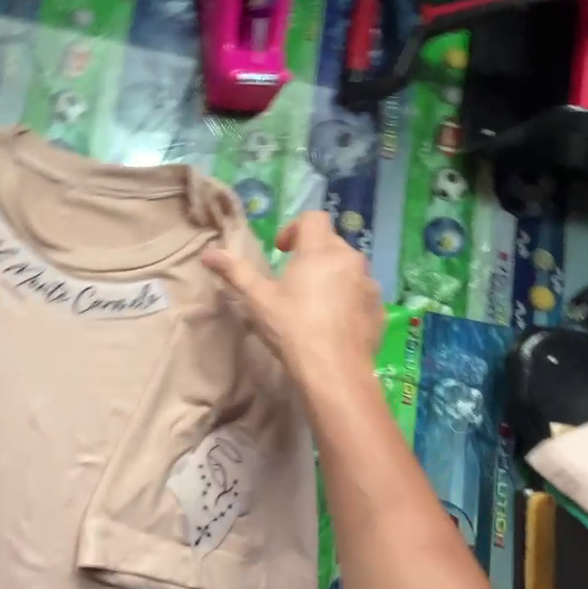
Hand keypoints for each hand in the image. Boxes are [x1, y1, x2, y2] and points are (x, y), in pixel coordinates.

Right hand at [201, 211, 386, 385]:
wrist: (335, 371)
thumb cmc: (292, 328)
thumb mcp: (258, 299)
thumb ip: (235, 271)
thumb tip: (208, 253)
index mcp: (320, 251)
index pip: (314, 218)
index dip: (295, 228)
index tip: (282, 250)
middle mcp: (350, 260)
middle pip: (331, 241)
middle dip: (312, 252)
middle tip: (293, 278)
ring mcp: (369, 284)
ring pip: (349, 267)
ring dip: (332, 274)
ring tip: (314, 300)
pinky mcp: (379, 308)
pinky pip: (362, 291)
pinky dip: (348, 297)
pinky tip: (333, 321)